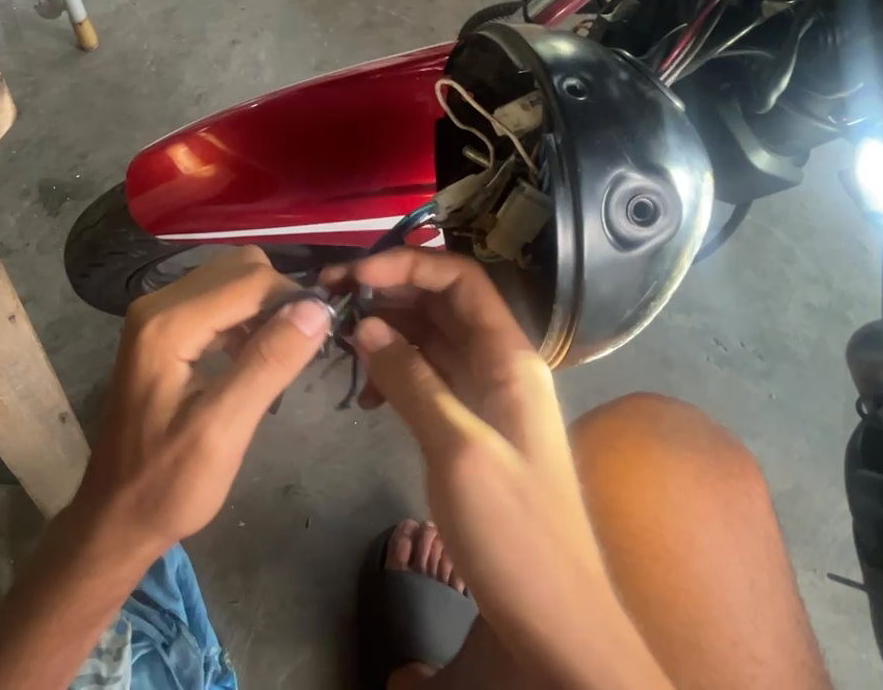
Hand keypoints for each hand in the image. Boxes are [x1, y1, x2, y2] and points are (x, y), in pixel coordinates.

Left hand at [71, 247, 330, 555]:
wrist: (117, 514)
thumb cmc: (169, 483)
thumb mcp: (224, 429)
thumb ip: (268, 363)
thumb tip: (317, 308)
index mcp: (167, 324)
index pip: (249, 280)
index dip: (295, 299)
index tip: (327, 335)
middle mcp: (156, 304)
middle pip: (239, 269)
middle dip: (280, 298)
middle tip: (306, 345)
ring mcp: (155, 314)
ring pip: (229, 279)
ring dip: (265, 306)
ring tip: (287, 352)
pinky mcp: (161, 329)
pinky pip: (215, 300)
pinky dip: (245, 316)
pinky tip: (257, 355)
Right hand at [328, 249, 671, 688]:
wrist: (554, 616)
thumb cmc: (513, 530)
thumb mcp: (456, 448)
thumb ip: (410, 378)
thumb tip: (363, 324)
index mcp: (509, 357)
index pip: (460, 279)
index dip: (406, 265)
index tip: (353, 277)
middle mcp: (498, 364)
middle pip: (440, 303)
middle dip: (386, 293)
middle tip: (328, 301)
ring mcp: (483, 395)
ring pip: (428, 338)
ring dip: (384, 332)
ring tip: (338, 342)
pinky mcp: (468, 424)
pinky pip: (426, 376)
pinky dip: (392, 372)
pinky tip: (365, 395)